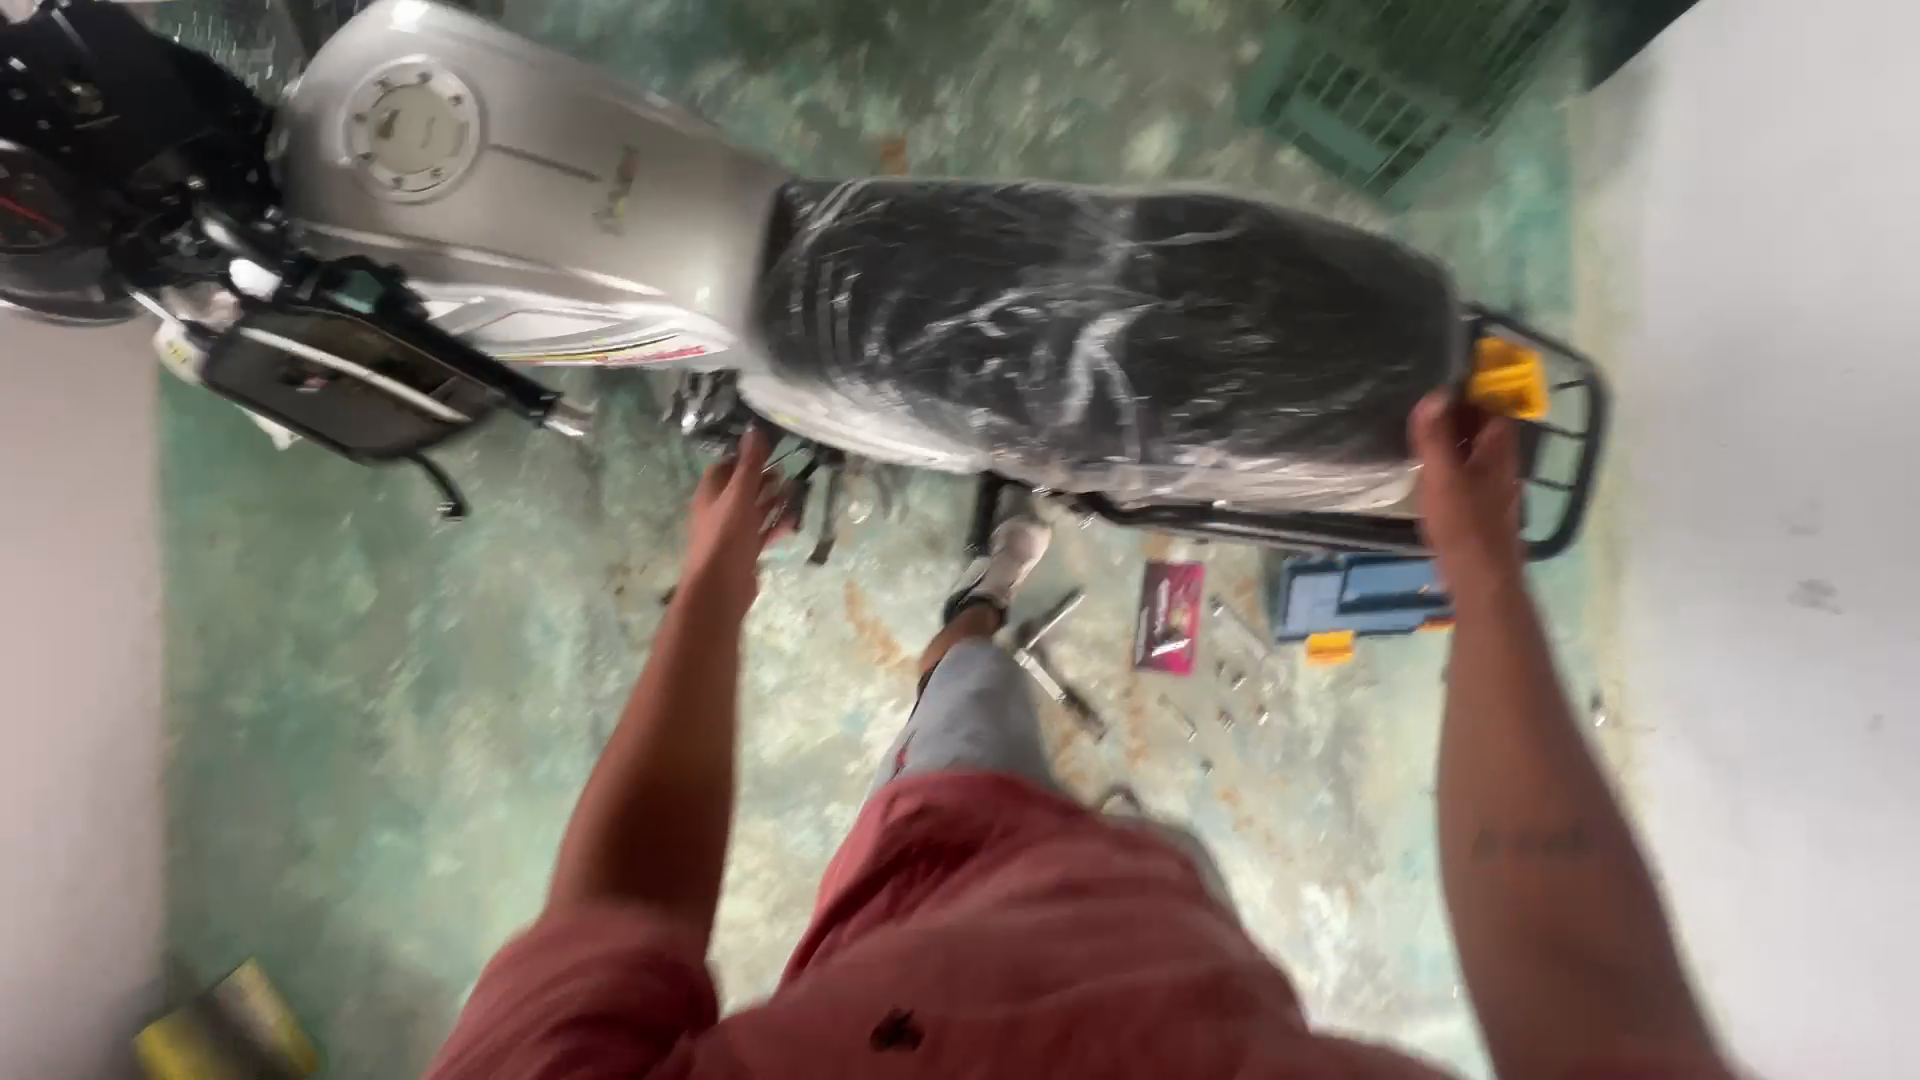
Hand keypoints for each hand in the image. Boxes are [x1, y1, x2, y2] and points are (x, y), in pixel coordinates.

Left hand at [683, 426, 789, 610]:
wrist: (720, 588)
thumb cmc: (726, 536)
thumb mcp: (739, 495)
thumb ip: (749, 465)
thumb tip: (754, 429)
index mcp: (710, 494)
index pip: (724, 468)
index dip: (743, 457)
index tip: (767, 450)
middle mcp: (719, 511)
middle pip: (741, 489)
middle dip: (763, 479)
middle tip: (786, 469)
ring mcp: (733, 533)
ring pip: (755, 511)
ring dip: (773, 501)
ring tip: (795, 491)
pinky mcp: (746, 551)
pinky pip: (763, 532)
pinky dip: (777, 525)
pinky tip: (793, 520)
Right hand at [1409, 391, 1524, 591]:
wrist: (1480, 575)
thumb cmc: (1463, 523)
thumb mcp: (1442, 476)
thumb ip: (1435, 437)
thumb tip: (1434, 394)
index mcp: (1498, 451)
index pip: (1494, 407)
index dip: (1476, 389)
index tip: (1447, 374)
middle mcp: (1501, 464)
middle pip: (1485, 427)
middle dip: (1461, 411)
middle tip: (1425, 397)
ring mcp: (1492, 486)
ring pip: (1474, 450)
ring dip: (1453, 436)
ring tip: (1420, 426)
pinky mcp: (1479, 505)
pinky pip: (1465, 470)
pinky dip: (1449, 460)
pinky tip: (1427, 467)